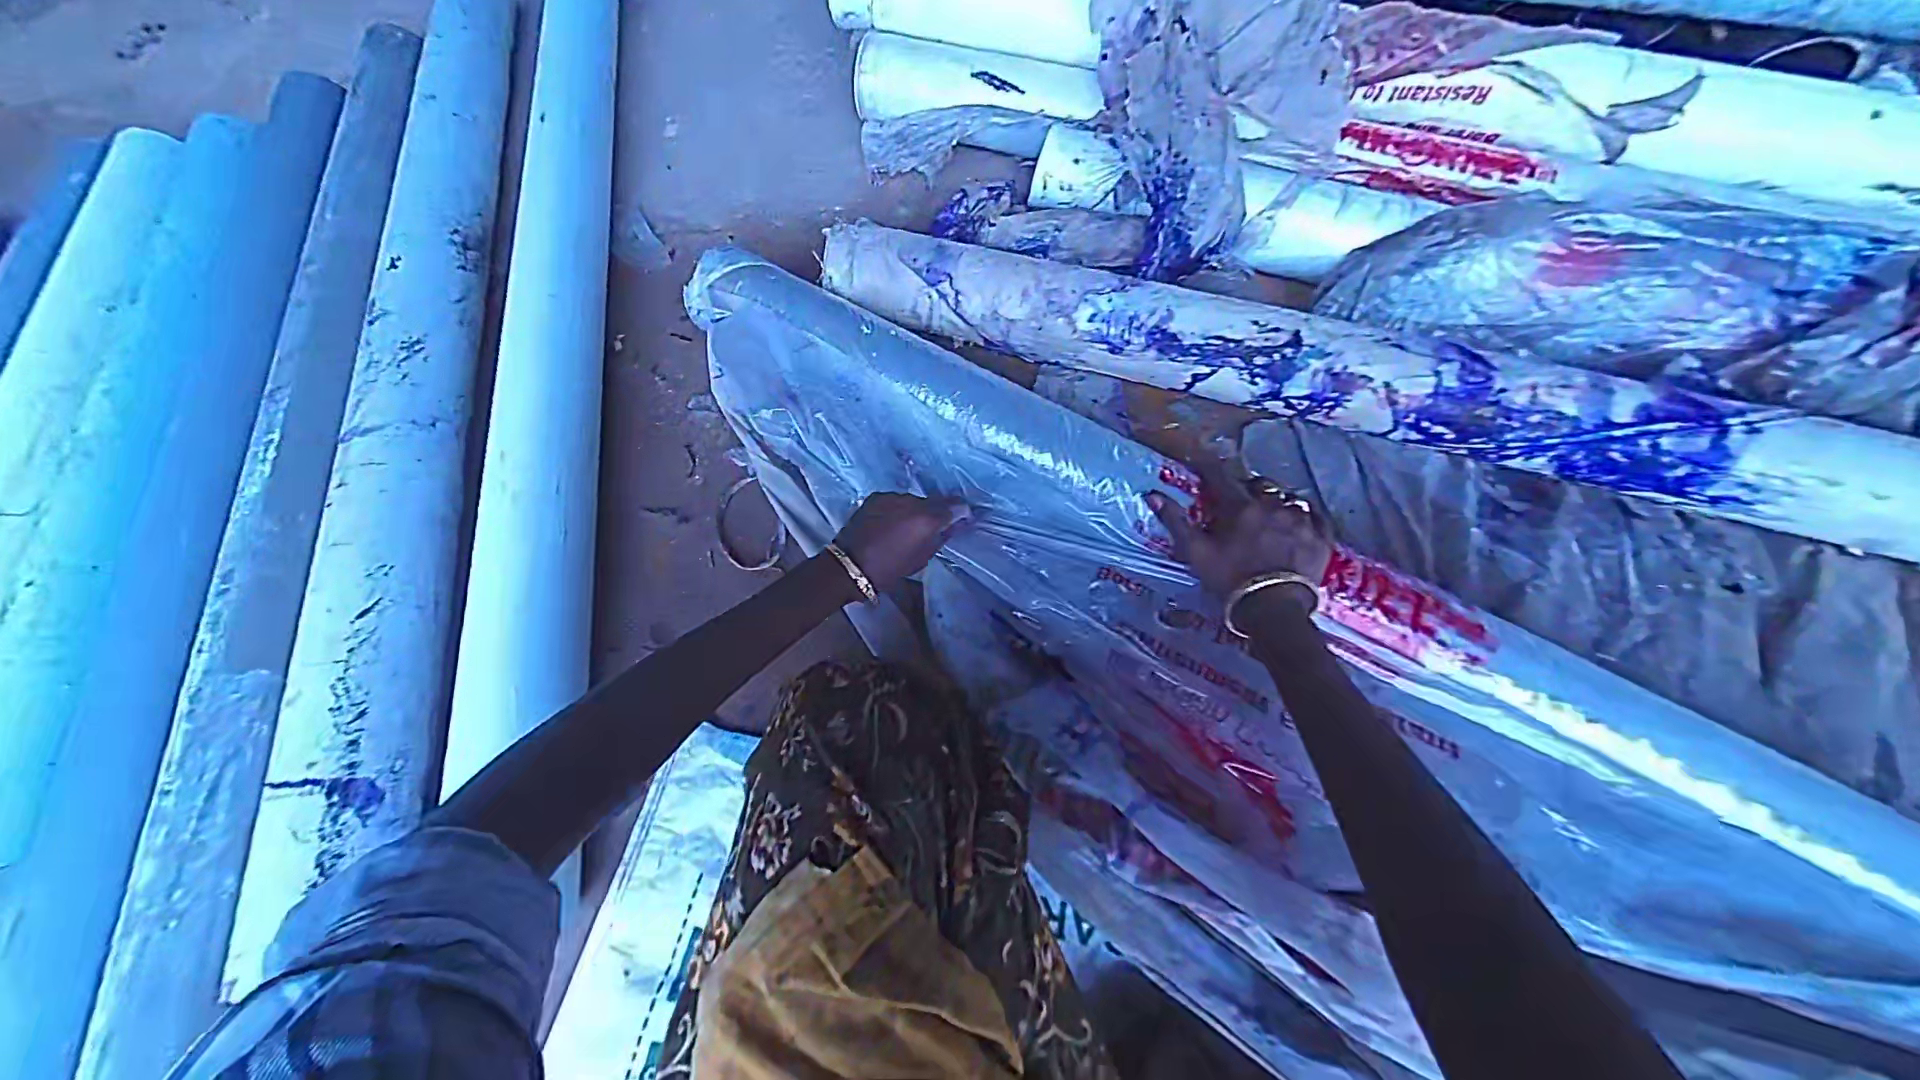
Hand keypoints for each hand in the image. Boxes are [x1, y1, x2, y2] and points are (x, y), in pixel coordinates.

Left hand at [832, 492, 971, 594]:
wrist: (850, 565)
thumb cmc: (890, 568)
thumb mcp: (922, 557)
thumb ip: (942, 536)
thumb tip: (956, 523)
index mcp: (927, 518)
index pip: (955, 505)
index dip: (962, 511)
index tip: (963, 519)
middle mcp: (912, 501)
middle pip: (934, 501)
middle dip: (938, 512)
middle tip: (936, 527)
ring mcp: (892, 497)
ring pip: (914, 500)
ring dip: (917, 510)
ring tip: (909, 527)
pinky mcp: (876, 497)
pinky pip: (896, 501)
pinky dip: (899, 509)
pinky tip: (892, 523)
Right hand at [1147, 479, 1330, 602]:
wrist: (1273, 608)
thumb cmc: (1229, 579)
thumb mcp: (1196, 552)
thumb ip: (1175, 521)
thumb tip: (1152, 495)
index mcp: (1240, 507)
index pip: (1221, 478)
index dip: (1210, 469)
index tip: (1202, 465)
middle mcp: (1273, 506)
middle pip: (1259, 486)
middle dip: (1247, 489)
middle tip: (1239, 502)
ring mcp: (1301, 520)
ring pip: (1287, 499)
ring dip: (1276, 504)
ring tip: (1269, 517)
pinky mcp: (1321, 537)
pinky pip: (1315, 516)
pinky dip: (1305, 516)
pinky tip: (1299, 522)